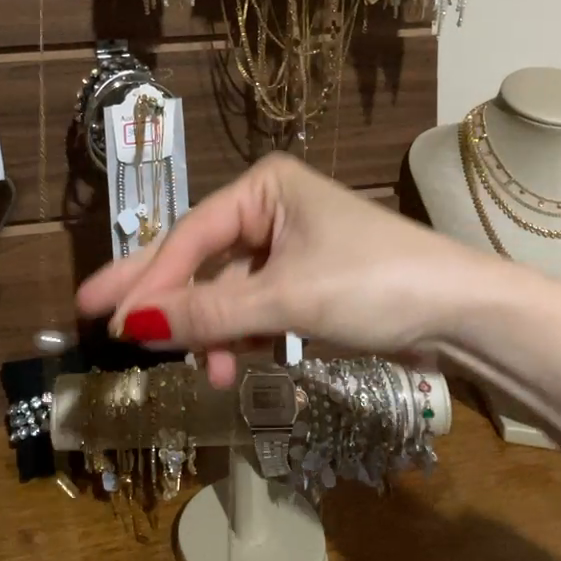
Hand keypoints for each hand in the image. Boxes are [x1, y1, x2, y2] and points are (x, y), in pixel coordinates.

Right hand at [76, 153, 495, 386]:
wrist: (463, 312)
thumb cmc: (373, 283)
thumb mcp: (286, 299)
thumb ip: (210, 314)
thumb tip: (135, 327)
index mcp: (265, 187)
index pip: (192, 235)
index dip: (150, 280)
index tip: (110, 317)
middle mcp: (271, 207)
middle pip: (200, 256)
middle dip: (158, 293)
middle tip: (97, 314)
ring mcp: (289, 245)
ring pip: (227, 289)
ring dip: (212, 330)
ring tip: (207, 373)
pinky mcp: (306, 280)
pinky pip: (255, 306)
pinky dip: (243, 336)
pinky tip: (235, 365)